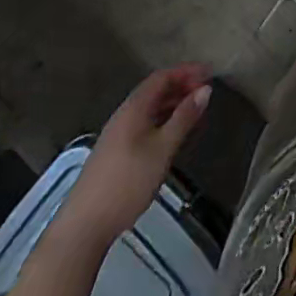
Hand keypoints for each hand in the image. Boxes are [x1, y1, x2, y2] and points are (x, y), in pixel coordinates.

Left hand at [66, 64, 210, 237]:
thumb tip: (204, 90)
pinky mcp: (116, 152)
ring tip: (195, 109)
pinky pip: (144, 123)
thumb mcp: (162, 148)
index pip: (161, 77)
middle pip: (154, 90)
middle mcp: (123, 115)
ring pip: (149, 108)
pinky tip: (173, 133)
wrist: (85, 224)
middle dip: (181, 86)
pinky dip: (163, 120)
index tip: (209, 72)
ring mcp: (117, 134)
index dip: (186, 71)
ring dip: (172, 103)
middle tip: (206, 91)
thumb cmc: (128, 181)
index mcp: (133, 108)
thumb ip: (184, 118)